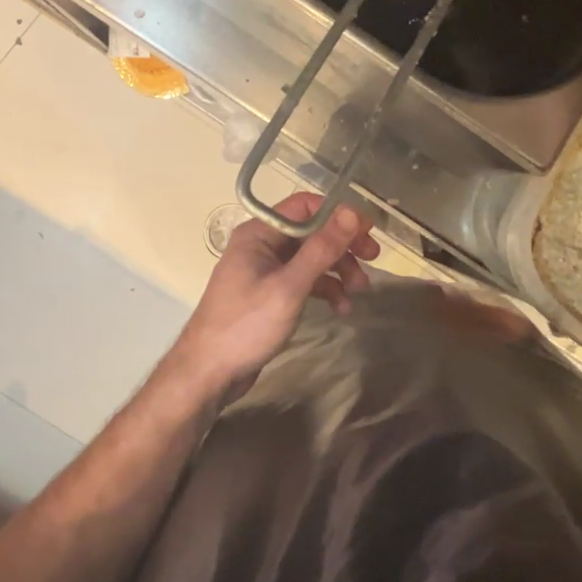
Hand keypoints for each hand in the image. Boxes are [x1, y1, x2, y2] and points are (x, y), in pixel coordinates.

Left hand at [164, 193, 378, 401]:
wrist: (208, 374)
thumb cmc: (246, 325)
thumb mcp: (289, 286)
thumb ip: (321, 249)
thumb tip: (351, 212)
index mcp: (259, 233)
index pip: (305, 207)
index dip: (338, 214)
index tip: (368, 230)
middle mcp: (261, 244)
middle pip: (312, 232)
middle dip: (343, 245)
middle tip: (373, 258)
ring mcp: (265, 270)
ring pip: (311, 258)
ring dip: (337, 270)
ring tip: (360, 290)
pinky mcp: (270, 293)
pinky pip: (304, 280)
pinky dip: (324, 289)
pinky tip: (341, 308)